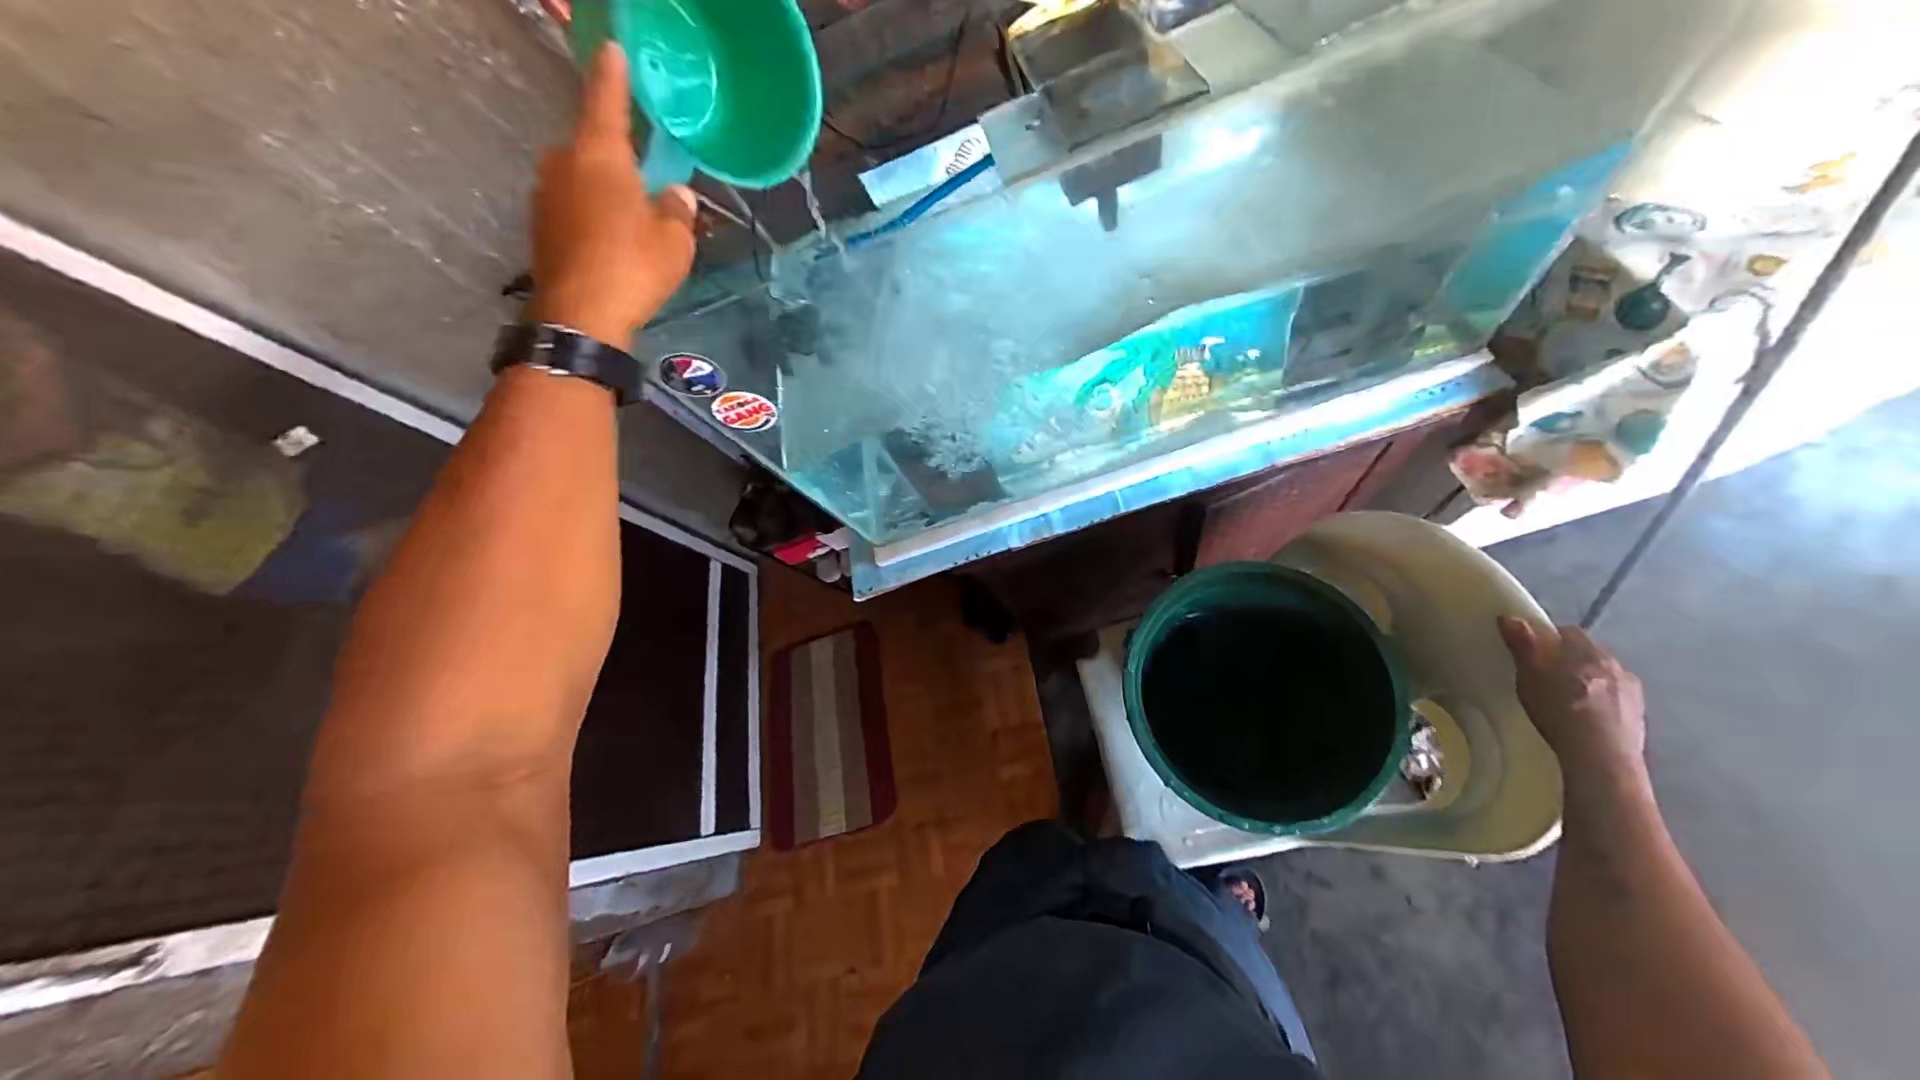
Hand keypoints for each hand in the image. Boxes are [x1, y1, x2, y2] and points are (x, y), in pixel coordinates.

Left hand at [528, 43, 696, 345]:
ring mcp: (545, 196)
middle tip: (647, 182)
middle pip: (594, 147)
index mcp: (599, 155)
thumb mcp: (675, 241)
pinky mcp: (540, 227)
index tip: (613, 49)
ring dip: (606, 192)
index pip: (606, 100)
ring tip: (634, 222)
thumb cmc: (633, 268)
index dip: (613, 75)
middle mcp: (563, 164)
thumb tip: (676, 195)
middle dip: (619, 159)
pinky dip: (593, 215)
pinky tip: (612, 241)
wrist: (581, 318)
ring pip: (583, 180)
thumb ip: (678, 210)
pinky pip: (573, 207)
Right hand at [1498, 618, 1647, 783]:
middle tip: (1546, 677)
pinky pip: (1616, 697)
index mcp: (1588, 651)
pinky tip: (1586, 716)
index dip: (1548, 639)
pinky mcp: (1639, 715)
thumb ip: (1523, 645)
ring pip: (1604, 675)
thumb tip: (1510, 616)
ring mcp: (1632, 691)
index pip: (1567, 632)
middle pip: (1588, 653)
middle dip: (1569, 659)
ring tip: (1567, 699)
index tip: (1531, 654)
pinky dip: (1601, 701)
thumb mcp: (1530, 676)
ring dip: (1587, 680)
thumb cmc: (1559, 711)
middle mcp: (1616, 664)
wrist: (1600, 756)